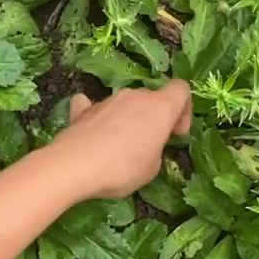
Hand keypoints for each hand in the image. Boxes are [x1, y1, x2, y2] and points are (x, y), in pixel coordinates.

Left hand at [39, 80, 192, 200]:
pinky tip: (91, 129)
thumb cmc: (122, 168)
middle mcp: (134, 96)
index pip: (181, 89)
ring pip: (124, 103)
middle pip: (151, 98)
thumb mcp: (151, 169)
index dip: (183, 110)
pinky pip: (92, 105)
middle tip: (147, 145)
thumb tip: (144, 145)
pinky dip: (95, 115)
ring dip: (126, 119)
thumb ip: (155, 150)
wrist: (74, 166)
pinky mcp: (82, 110)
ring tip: (118, 147)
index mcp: (159, 107)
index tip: (175, 133)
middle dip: (153, 118)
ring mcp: (106, 100)